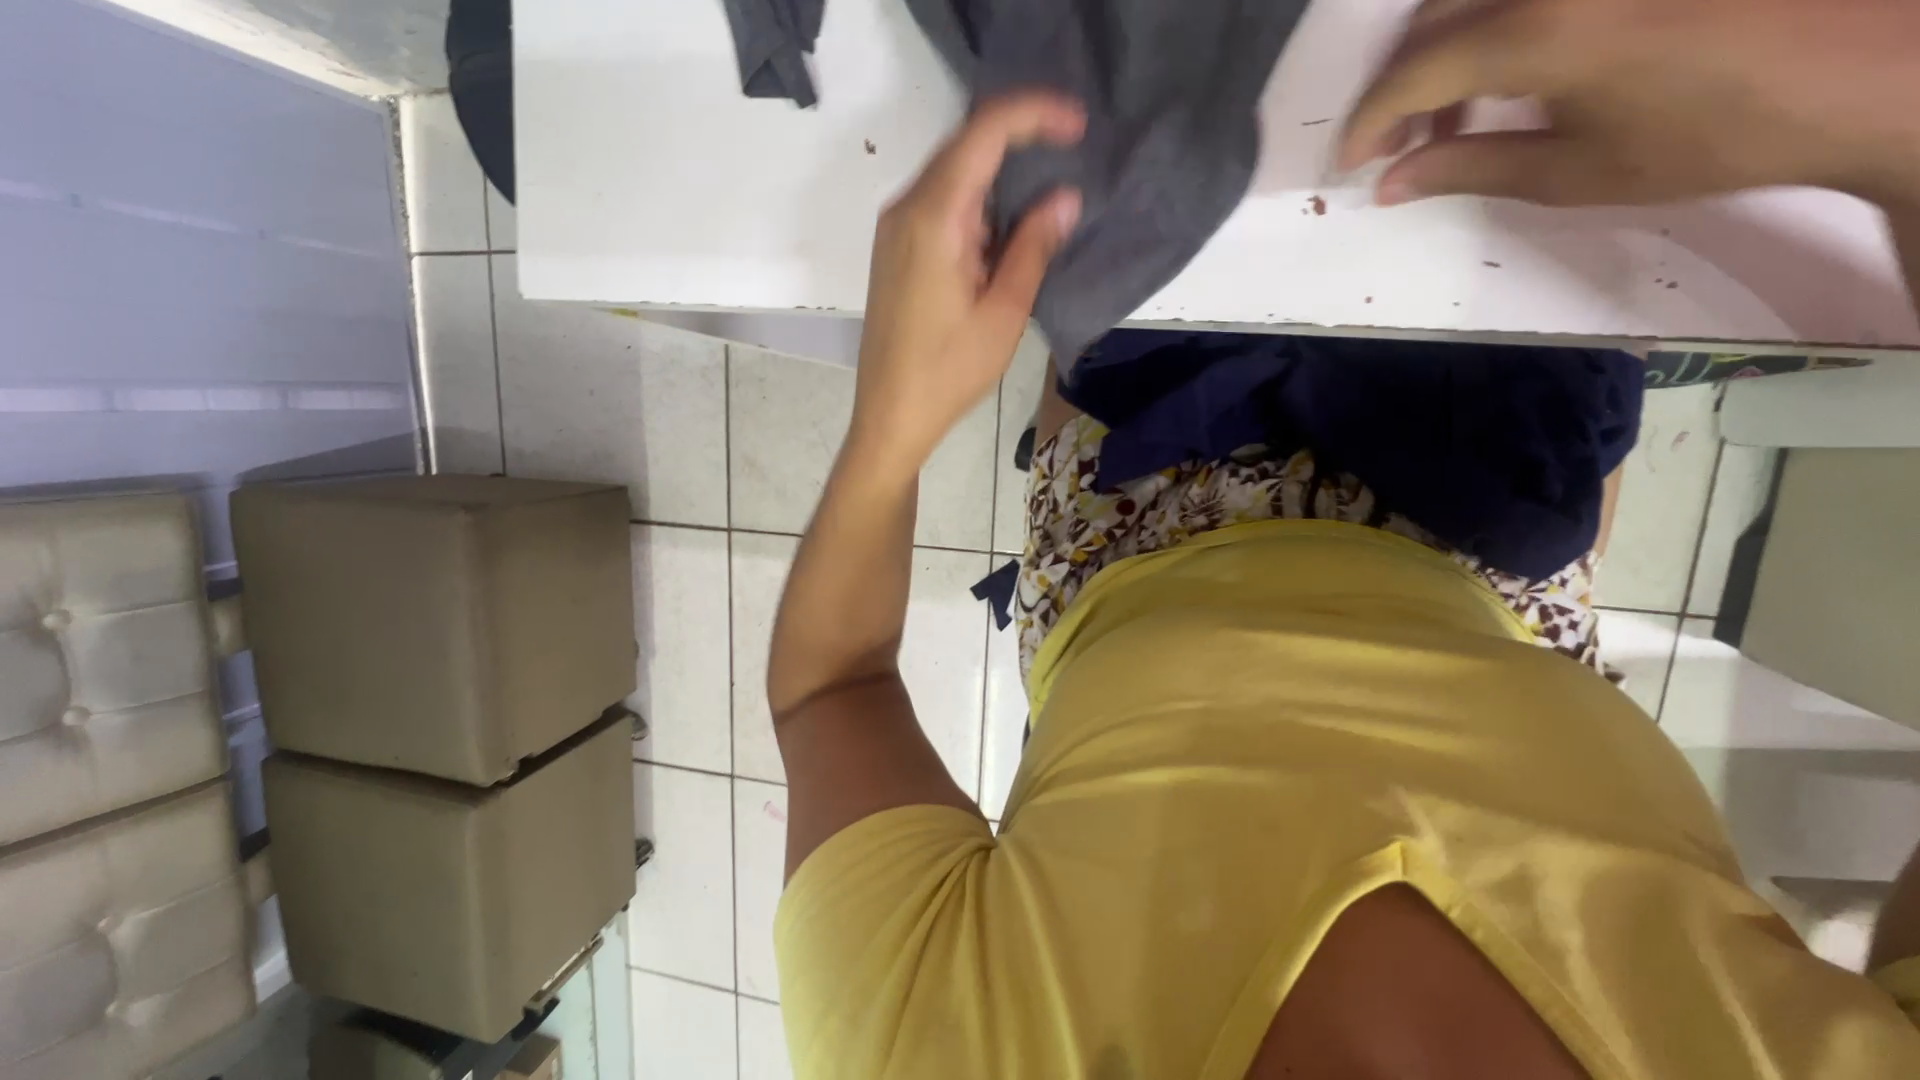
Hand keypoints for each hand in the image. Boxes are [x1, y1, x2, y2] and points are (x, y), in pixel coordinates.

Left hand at [849, 93, 1083, 470]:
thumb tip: (1065, 197)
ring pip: (951, 172)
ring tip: (1046, 187)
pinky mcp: (894, 248)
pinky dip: (976, 199)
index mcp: (934, 218)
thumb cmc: (948, 372)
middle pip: (964, 144)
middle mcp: (905, 209)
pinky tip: (1006, 223)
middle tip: (1071, 147)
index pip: (983, 132)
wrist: (890, 416)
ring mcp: (894, 228)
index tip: (1078, 125)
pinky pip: (939, 201)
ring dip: (998, 172)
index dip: (1035, 114)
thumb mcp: (1004, 312)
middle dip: (1019, 138)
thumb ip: (1033, 246)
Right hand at [1338, 0, 1919, 209]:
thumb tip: (1388, 184)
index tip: (1348, 161)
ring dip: (1443, 52)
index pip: (1414, 70)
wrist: (1863, 70)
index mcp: (1542, 31)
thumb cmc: (1713, 137)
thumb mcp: (1573, 172)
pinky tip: (1508, 69)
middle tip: (1397, 145)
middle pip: (1433, 14)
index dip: (1367, 119)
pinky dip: (1494, 24)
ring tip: (1452, 117)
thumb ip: (1466, 169)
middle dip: (1400, 84)